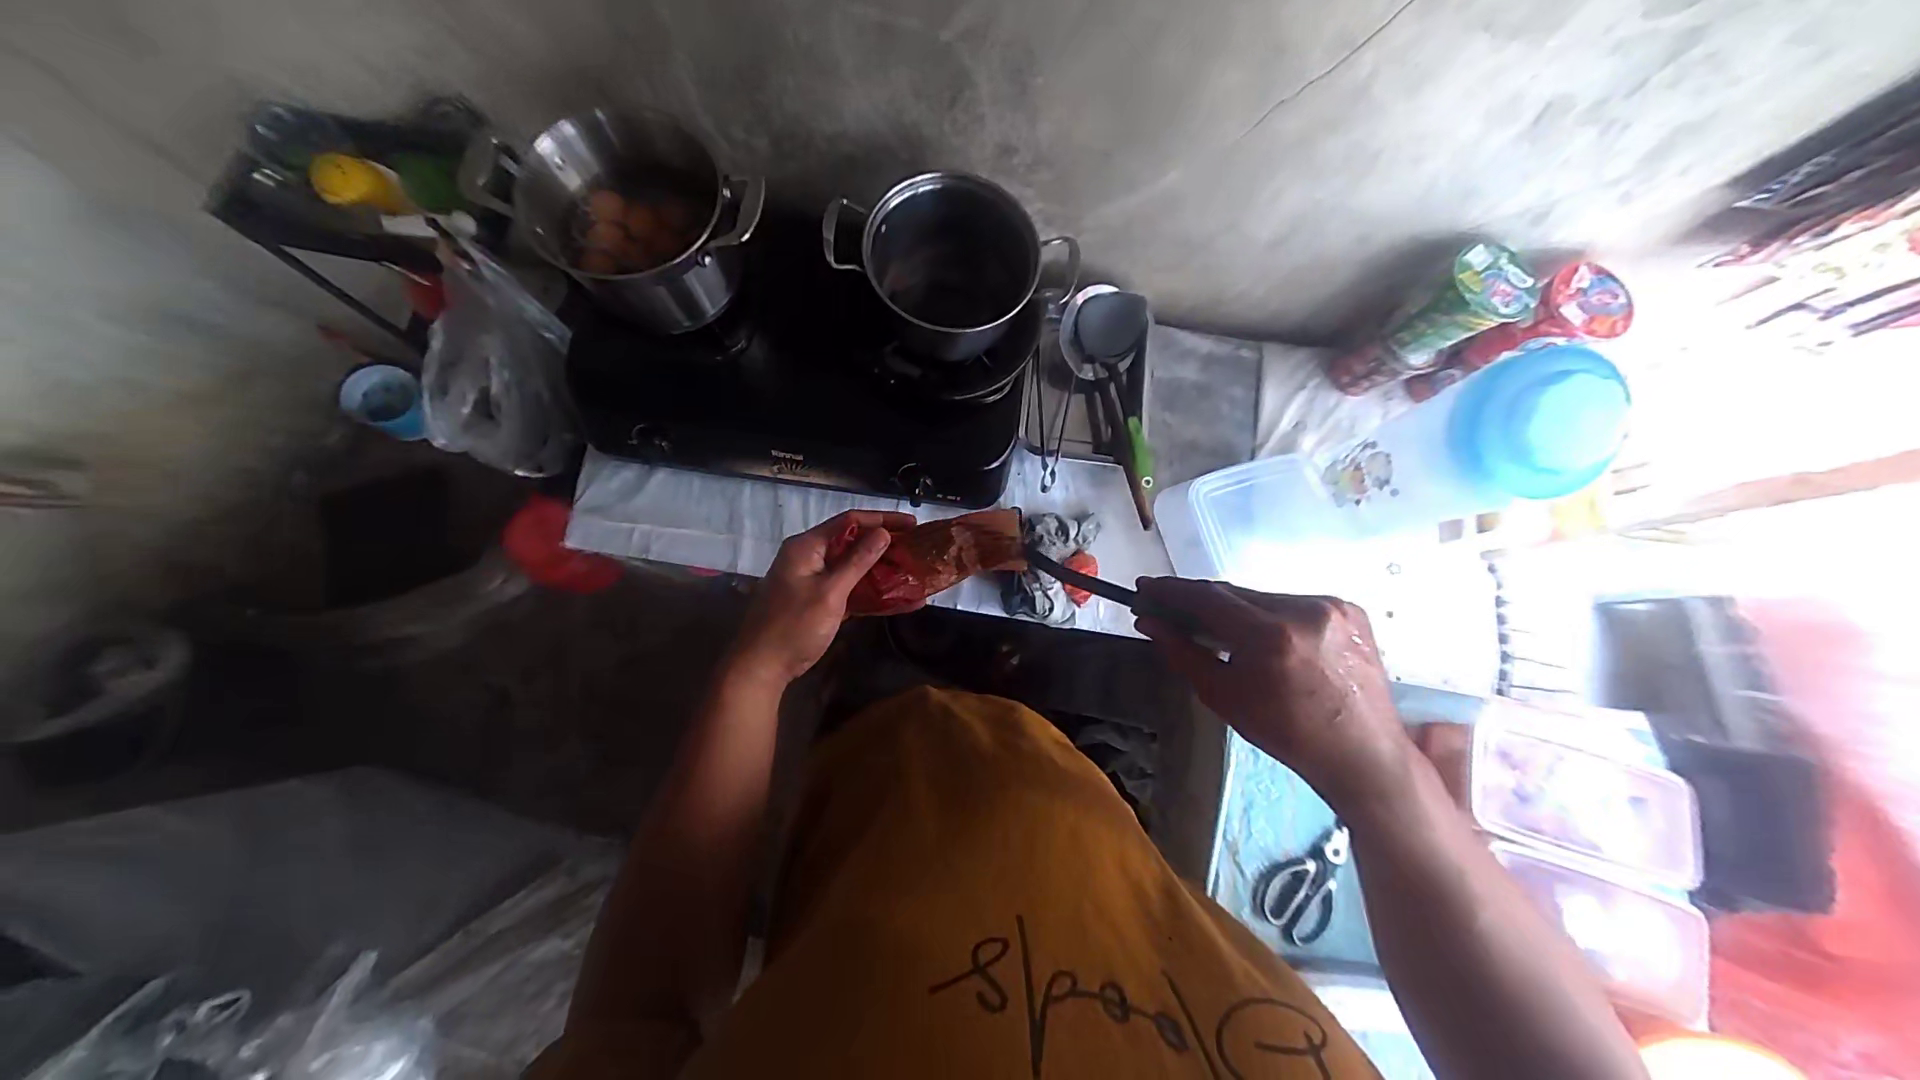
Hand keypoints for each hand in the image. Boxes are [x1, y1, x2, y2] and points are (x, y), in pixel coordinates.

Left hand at [726, 510, 918, 685]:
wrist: (761, 667)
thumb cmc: (793, 626)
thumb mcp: (830, 592)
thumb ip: (857, 562)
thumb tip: (882, 533)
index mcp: (806, 547)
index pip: (850, 521)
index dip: (882, 519)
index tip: (912, 524)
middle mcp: (809, 558)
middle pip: (852, 543)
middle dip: (884, 546)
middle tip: (915, 549)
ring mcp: (812, 580)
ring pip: (852, 568)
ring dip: (881, 571)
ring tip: (911, 572)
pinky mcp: (818, 602)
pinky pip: (849, 589)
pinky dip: (870, 593)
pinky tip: (897, 600)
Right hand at [1134, 578, 1414, 813]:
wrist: (1362, 754)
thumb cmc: (1286, 732)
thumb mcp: (1223, 696)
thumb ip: (1183, 652)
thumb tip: (1150, 622)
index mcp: (1272, 635)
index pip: (1209, 598)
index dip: (1172, 590)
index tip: (1145, 586)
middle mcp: (1304, 609)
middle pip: (1235, 592)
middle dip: (1199, 599)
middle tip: (1168, 606)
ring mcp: (1332, 606)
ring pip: (1263, 596)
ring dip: (1234, 608)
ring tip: (1214, 626)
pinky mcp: (1350, 609)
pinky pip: (1292, 602)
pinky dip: (1268, 614)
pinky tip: (1260, 635)